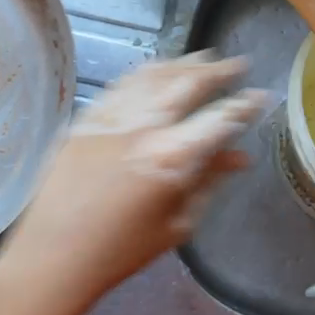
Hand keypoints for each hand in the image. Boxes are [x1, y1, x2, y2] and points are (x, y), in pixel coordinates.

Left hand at [0, 53, 266, 309]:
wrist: (53, 256)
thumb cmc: (121, 250)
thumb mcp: (178, 222)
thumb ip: (209, 182)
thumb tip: (240, 157)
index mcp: (171, 156)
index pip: (219, 119)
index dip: (244, 105)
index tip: (261, 95)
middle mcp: (143, 126)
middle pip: (187, 84)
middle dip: (217, 71)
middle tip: (237, 64)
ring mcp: (111, 118)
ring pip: (153, 76)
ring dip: (182, 64)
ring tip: (203, 58)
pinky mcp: (85, 119)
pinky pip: (120, 85)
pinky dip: (145, 72)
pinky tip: (155, 69)